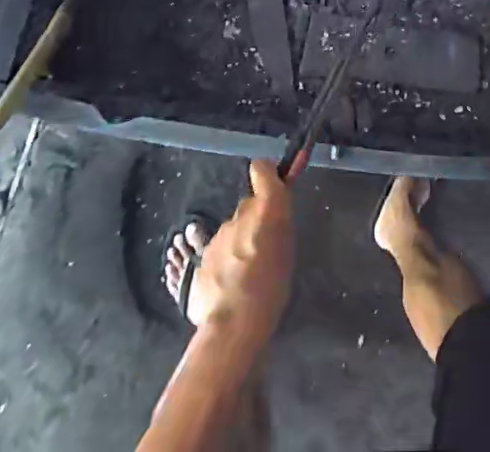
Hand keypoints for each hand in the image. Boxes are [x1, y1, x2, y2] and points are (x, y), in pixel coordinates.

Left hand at [181, 160, 294, 336]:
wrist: (233, 321)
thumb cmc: (273, 284)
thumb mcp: (288, 246)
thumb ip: (278, 221)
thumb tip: (273, 209)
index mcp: (267, 207)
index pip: (261, 168)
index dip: (267, 173)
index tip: (274, 184)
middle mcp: (241, 214)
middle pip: (250, 205)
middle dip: (257, 218)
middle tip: (266, 242)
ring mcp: (218, 234)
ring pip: (234, 229)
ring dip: (241, 240)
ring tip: (249, 269)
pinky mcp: (201, 255)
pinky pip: (219, 249)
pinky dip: (226, 258)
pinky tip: (231, 282)